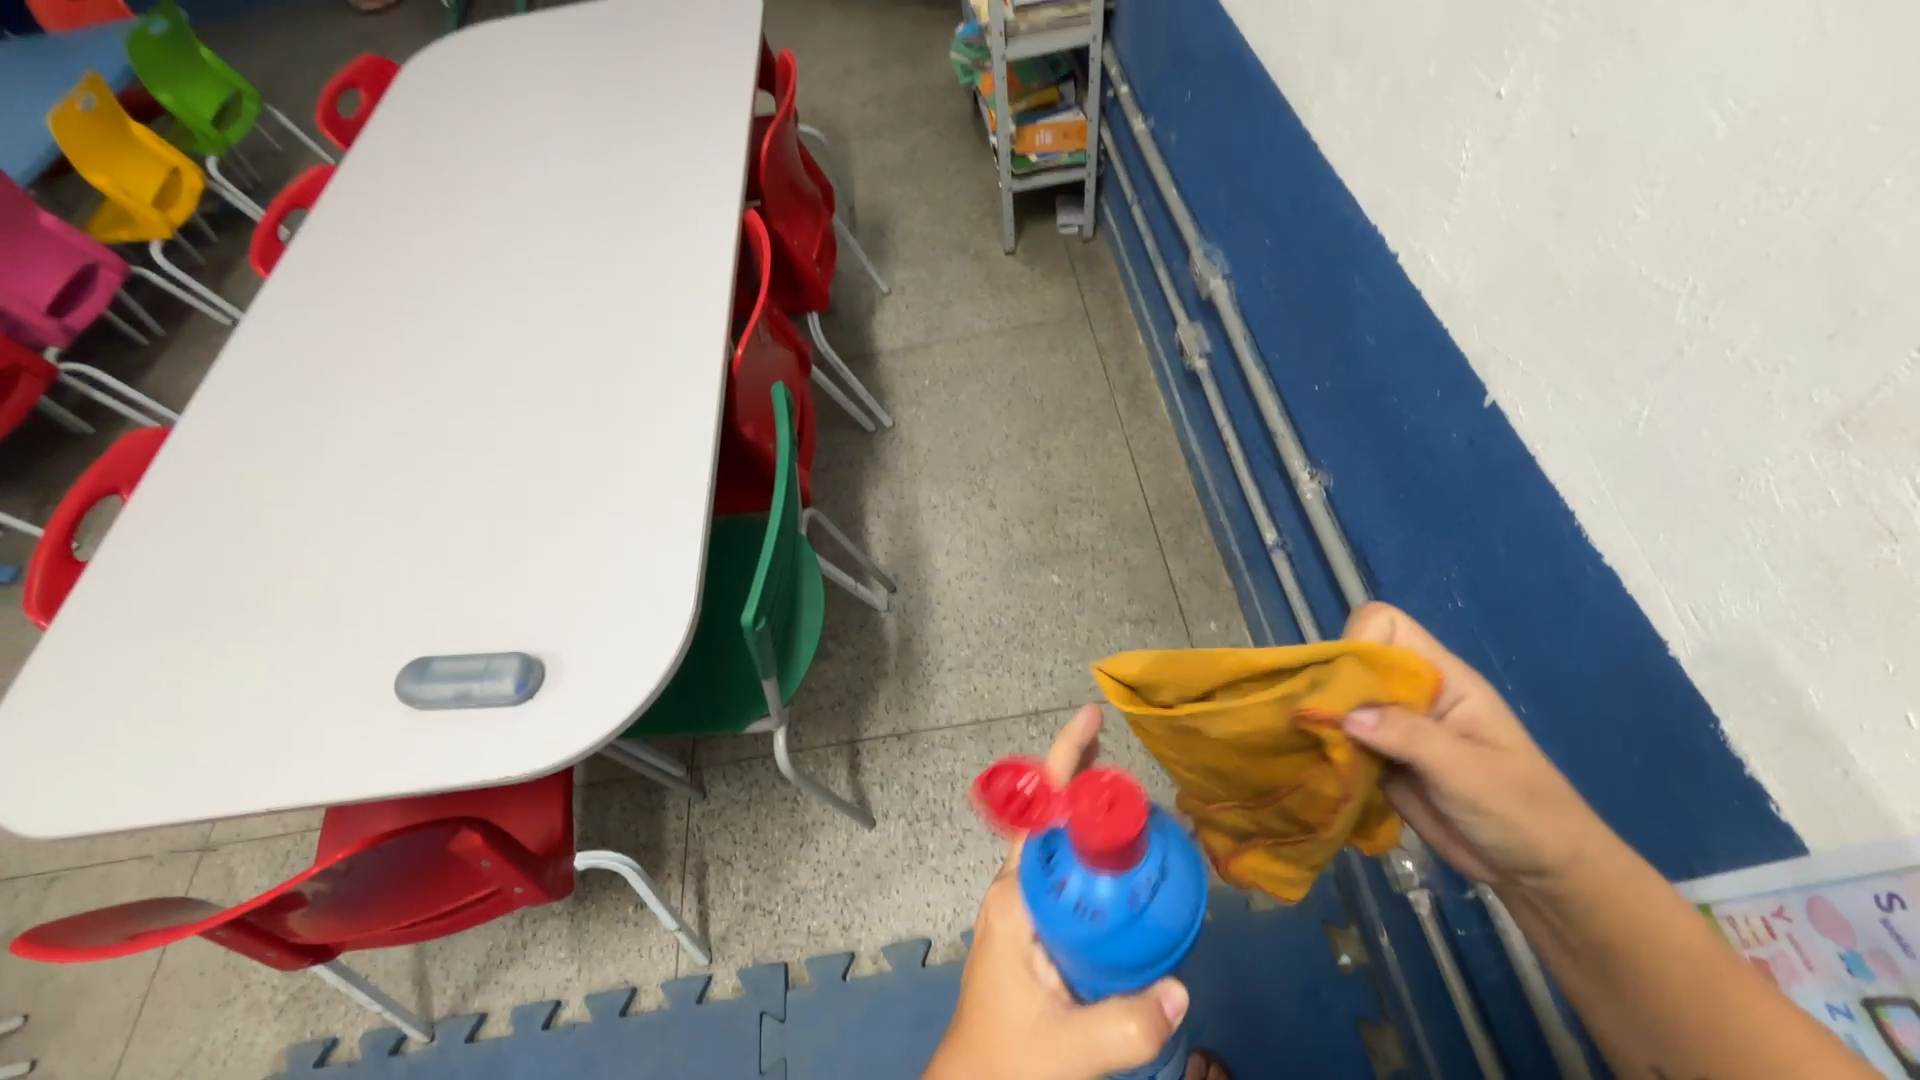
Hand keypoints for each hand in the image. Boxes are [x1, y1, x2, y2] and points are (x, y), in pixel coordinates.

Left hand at [924, 705, 1190, 1079]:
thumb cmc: (1005, 1061)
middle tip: (1125, 753)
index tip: (1090, 719)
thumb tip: (1182, 990)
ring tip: (1133, 799)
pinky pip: (1068, 873)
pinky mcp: (1037, 927)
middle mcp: (1016, 890)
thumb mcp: (1066, 1049)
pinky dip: (1094, 851)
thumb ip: (1123, 1026)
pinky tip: (1125, 861)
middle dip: (1082, 775)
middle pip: (1050, 814)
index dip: (1063, 761)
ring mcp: (1025, 907)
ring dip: (1089, 812)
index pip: (1039, 811)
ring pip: (1058, 841)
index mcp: (1015, 899)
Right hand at [1340, 603, 1610, 892]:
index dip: (1359, 642)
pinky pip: (1342, 743)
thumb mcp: (1470, 771)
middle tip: (1316, 726)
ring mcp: (1393, 729)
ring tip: (1310, 750)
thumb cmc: (1524, 812)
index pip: (1387, 627)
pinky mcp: (1381, 762)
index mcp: (1443, 680)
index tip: (1344, 685)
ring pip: (1341, 704)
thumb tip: (1345, 714)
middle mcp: (1412, 695)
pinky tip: (1317, 770)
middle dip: (1328, 686)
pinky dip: (1325, 752)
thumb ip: (1409, 736)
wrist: (1542, 871)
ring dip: (1320, 722)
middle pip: (1353, 662)